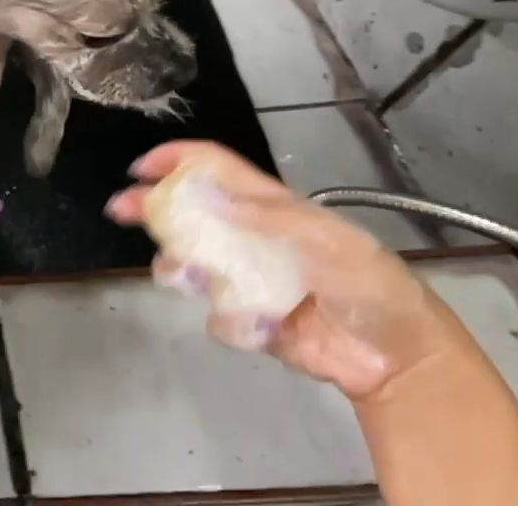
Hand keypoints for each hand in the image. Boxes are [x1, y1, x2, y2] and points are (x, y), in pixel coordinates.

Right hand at [109, 141, 464, 401]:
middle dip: (151, 206)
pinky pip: (218, 315)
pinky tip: (253, 327)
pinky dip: (229, 320)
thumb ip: (267, 216)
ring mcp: (245, 277)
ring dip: (180, 267)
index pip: (214, 168)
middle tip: (120, 209)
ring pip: (190, 262)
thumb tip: (203, 194)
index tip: (142, 167)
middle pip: (188, 210)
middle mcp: (248, 235)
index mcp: (269, 206)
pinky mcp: (249, 319)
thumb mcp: (326, 239)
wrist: (398, 358)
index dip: (177, 159)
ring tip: (187, 279)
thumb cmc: (369, 284)